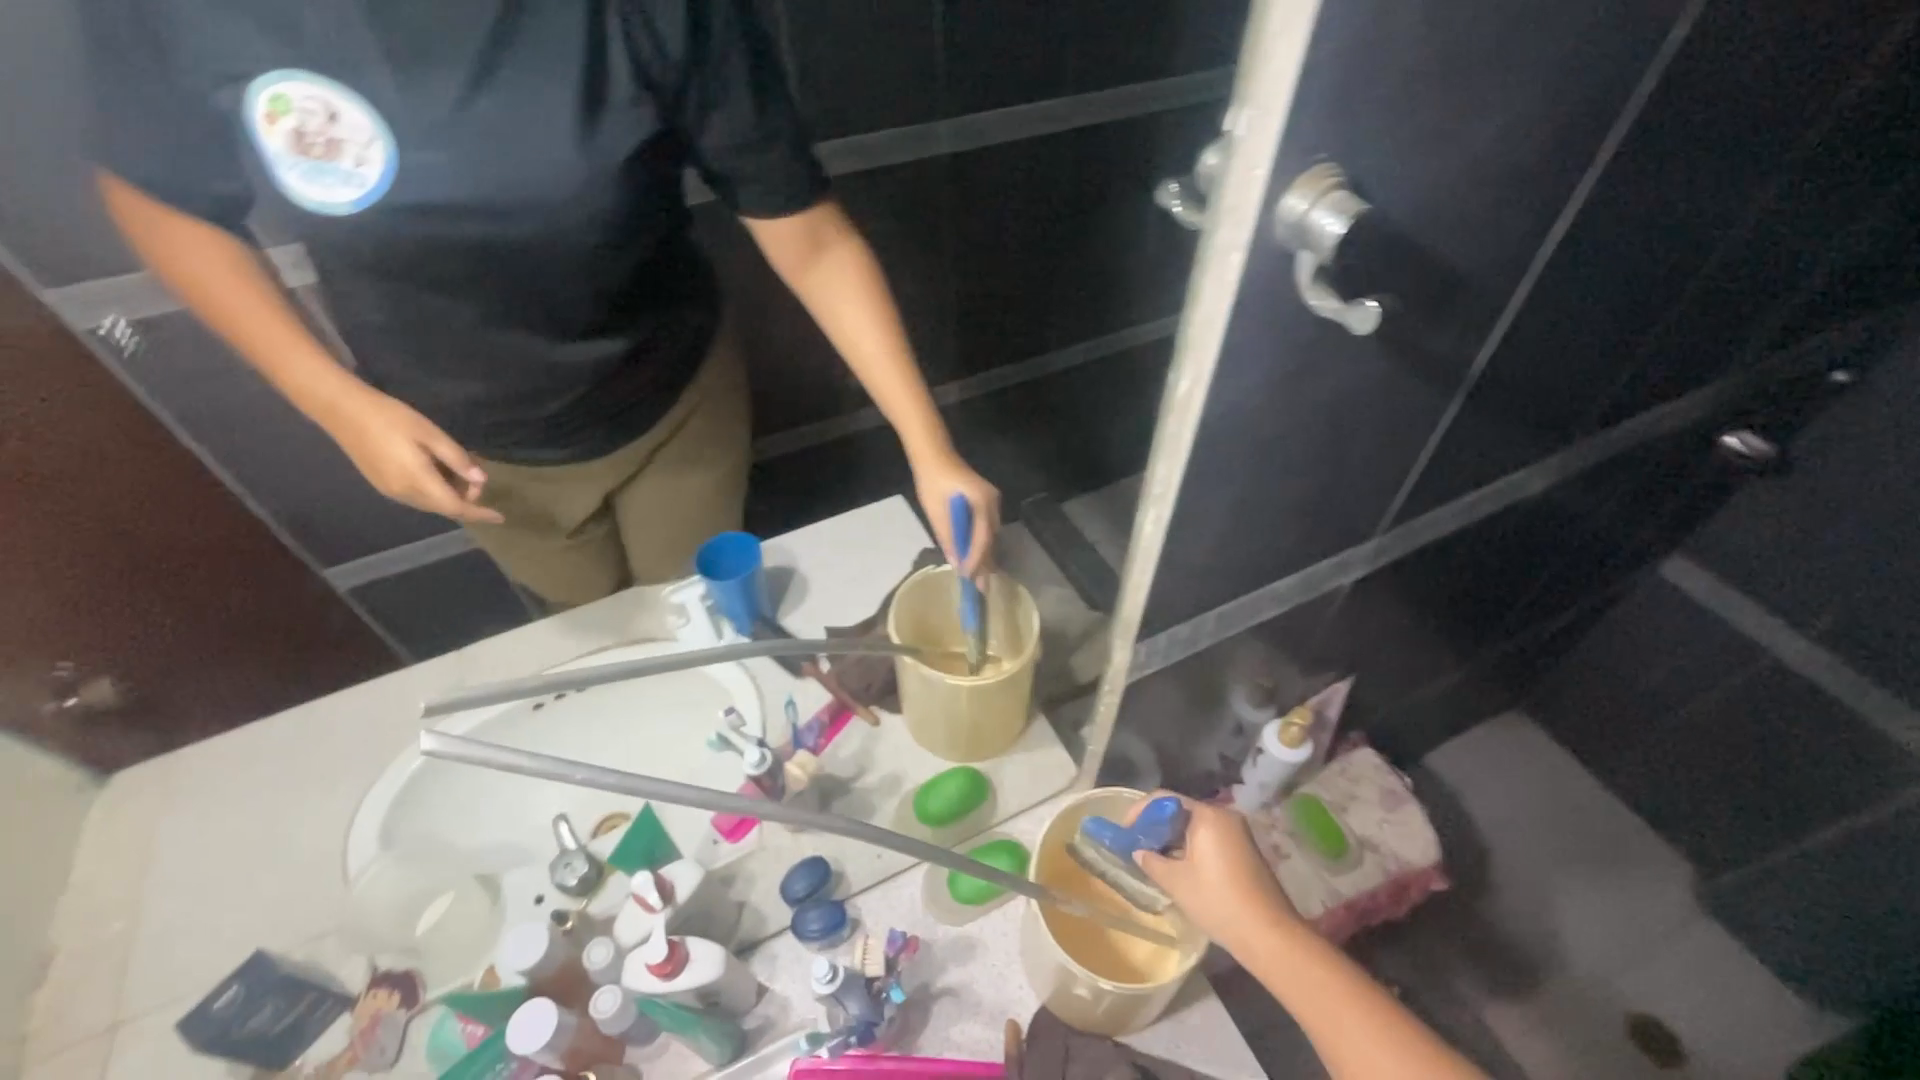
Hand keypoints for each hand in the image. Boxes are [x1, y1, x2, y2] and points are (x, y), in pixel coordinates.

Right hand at [321, 387, 504, 523]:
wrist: (342, 410)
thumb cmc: (391, 418)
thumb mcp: (431, 434)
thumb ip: (457, 459)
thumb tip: (480, 480)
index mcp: (417, 483)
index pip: (455, 508)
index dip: (479, 513)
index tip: (500, 517)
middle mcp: (403, 494)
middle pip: (444, 507)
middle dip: (466, 498)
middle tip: (476, 472)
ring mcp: (390, 491)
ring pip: (431, 503)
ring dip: (450, 493)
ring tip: (460, 468)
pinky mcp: (382, 484)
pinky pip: (417, 496)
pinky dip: (436, 489)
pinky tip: (439, 469)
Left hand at [910, 446, 999, 578]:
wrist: (934, 454)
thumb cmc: (932, 481)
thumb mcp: (936, 513)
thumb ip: (947, 538)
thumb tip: (956, 564)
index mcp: (982, 503)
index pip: (982, 539)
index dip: (976, 561)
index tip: (969, 580)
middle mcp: (993, 502)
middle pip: (991, 539)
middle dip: (986, 563)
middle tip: (982, 588)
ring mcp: (992, 501)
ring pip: (991, 535)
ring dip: (985, 555)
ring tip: (981, 578)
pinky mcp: (987, 500)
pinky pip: (988, 527)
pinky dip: (982, 543)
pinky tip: (978, 557)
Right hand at [1126, 792, 1301, 955]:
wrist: (1269, 934)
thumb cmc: (1218, 902)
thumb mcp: (1176, 882)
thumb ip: (1151, 861)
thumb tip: (1138, 851)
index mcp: (1207, 816)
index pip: (1164, 799)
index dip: (1140, 812)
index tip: (1125, 832)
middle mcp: (1224, 816)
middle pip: (1180, 810)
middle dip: (1156, 827)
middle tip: (1137, 847)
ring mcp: (1238, 832)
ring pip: (1195, 826)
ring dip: (1173, 840)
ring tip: (1154, 860)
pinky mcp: (1244, 849)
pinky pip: (1209, 838)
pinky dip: (1191, 848)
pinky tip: (1179, 869)